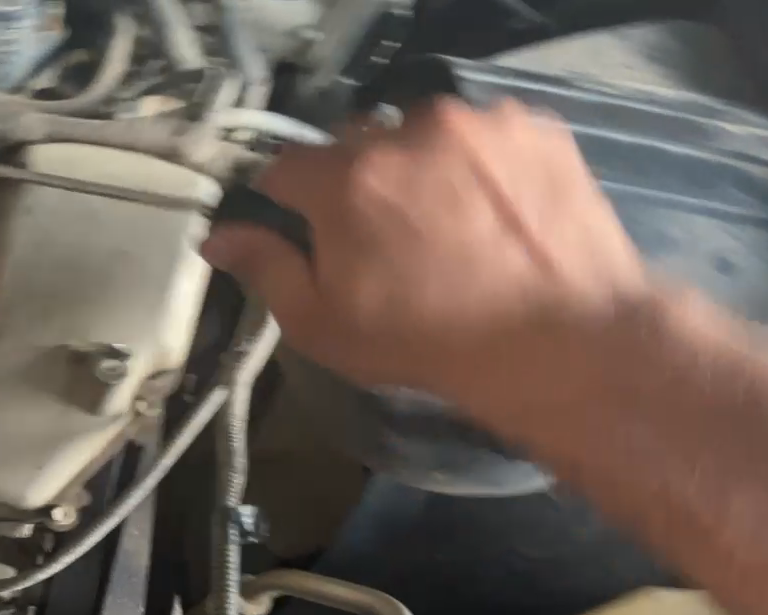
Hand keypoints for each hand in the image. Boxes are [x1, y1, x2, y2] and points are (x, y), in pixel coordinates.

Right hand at [204, 99, 656, 405]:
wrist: (553, 335)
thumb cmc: (414, 337)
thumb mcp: (316, 319)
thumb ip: (263, 266)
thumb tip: (214, 237)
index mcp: (345, 180)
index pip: (283, 167)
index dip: (279, 201)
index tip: (294, 232)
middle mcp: (408, 131)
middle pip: (350, 142)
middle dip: (345, 181)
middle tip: (365, 236)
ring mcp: (478, 123)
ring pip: (413, 132)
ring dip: (405, 166)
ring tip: (428, 221)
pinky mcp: (534, 127)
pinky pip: (474, 133)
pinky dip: (462, 162)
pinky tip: (478, 209)